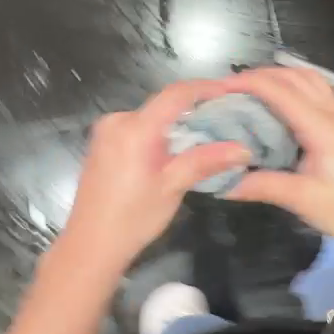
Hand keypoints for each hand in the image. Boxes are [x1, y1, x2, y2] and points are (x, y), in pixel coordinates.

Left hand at [56, 80, 250, 271]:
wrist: (89, 245)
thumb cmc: (133, 218)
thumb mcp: (173, 187)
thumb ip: (206, 161)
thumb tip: (244, 148)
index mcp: (135, 127)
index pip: (176, 94)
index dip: (205, 88)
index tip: (231, 91)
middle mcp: (117, 120)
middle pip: (163, 104)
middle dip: (194, 109)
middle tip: (226, 118)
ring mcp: (106, 131)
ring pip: (151, 116)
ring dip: (177, 123)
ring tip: (208, 135)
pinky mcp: (102, 143)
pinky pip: (137, 127)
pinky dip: (159, 133)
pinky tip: (175, 149)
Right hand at [225, 68, 333, 248]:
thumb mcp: (303, 200)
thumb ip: (263, 186)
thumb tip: (222, 183)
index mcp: (323, 127)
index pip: (280, 91)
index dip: (249, 83)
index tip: (220, 88)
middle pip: (295, 76)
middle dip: (261, 75)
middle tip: (230, 89)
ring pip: (309, 78)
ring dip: (279, 77)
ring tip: (252, 91)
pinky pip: (318, 90)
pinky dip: (294, 86)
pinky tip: (280, 105)